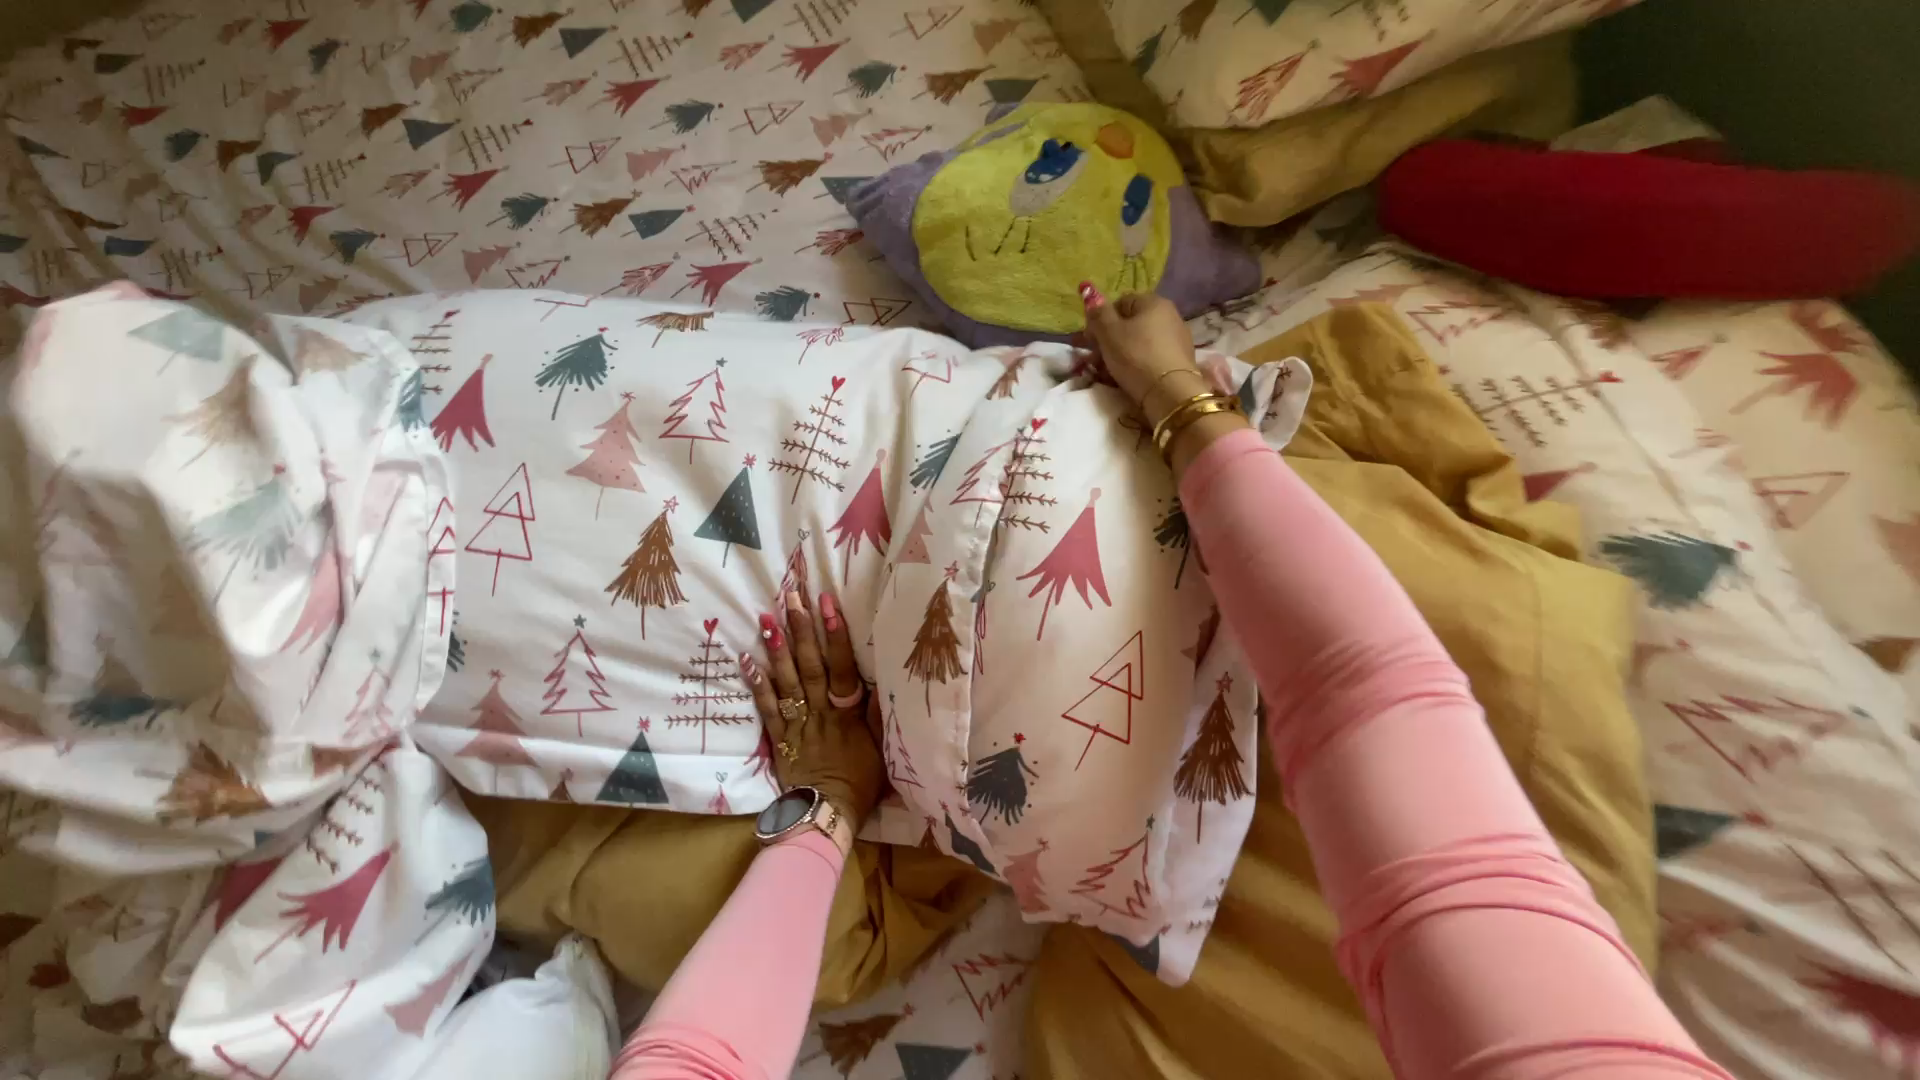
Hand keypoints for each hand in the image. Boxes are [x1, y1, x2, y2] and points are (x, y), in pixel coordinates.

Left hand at [740, 591, 885, 842]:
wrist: (829, 816)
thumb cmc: (863, 781)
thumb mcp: (882, 748)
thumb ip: (878, 714)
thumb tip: (880, 681)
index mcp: (848, 713)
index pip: (843, 667)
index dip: (835, 635)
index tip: (827, 604)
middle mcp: (821, 712)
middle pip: (811, 666)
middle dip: (802, 629)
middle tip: (791, 597)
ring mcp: (798, 724)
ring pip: (787, 681)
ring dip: (777, 648)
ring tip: (767, 617)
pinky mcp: (779, 739)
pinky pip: (767, 708)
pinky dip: (757, 684)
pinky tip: (747, 659)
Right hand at [1079, 284, 1207, 423]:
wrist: (1170, 392)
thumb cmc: (1136, 356)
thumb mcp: (1109, 333)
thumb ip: (1098, 313)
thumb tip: (1088, 290)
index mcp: (1153, 302)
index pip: (1120, 302)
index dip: (1101, 320)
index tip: (1089, 340)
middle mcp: (1169, 314)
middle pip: (1131, 324)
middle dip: (1109, 340)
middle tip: (1094, 359)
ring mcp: (1177, 338)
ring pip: (1140, 342)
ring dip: (1120, 354)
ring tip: (1107, 372)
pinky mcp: (1179, 360)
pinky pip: (1151, 356)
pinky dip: (1137, 364)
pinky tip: (1127, 378)